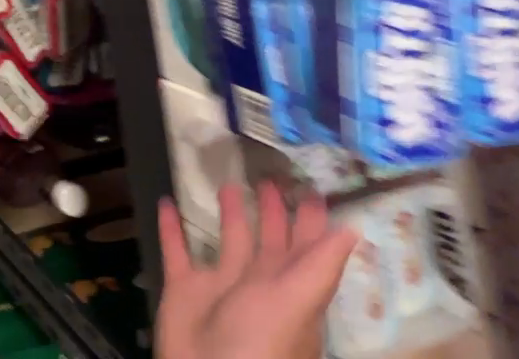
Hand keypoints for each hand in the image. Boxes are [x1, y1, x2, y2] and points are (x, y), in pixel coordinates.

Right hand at [156, 182, 357, 358]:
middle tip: (269, 176)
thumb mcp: (294, 304)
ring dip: (228, 215)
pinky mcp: (183, 288)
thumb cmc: (258, 343)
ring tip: (226, 183)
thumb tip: (353, 228)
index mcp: (290, 291)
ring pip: (227, 242)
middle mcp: (258, 286)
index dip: (310, 221)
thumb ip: (318, 267)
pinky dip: (171, 227)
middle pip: (268, 242)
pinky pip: (176, 250)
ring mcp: (219, 287)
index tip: (311, 188)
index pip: (305, 249)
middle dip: (272, 211)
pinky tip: (166, 201)